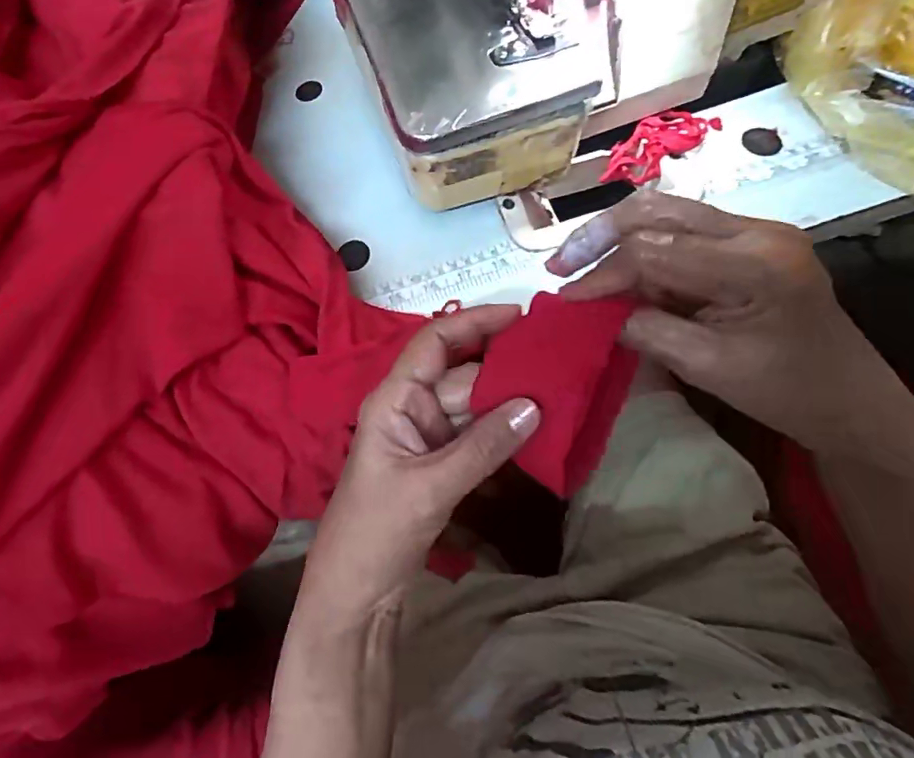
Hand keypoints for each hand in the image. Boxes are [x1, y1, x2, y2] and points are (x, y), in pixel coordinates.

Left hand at [298, 305, 539, 622]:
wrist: (354, 599)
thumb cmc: (376, 533)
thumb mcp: (430, 487)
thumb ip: (482, 447)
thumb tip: (534, 407)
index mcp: (395, 399)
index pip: (435, 342)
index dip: (474, 322)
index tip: (519, 314)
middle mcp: (412, 409)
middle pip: (464, 373)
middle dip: (506, 366)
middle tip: (557, 360)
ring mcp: (429, 437)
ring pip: (475, 405)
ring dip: (511, 400)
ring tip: (559, 389)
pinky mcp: (443, 464)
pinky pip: (479, 435)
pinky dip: (505, 431)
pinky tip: (538, 428)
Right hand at [546, 192, 897, 444]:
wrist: (851, 399)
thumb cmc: (788, 394)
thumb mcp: (710, 368)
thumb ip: (649, 329)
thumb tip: (599, 308)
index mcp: (756, 262)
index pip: (656, 250)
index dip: (604, 273)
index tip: (567, 298)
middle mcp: (758, 229)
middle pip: (660, 211)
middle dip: (603, 236)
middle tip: (562, 265)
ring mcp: (758, 229)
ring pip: (669, 212)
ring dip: (621, 237)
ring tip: (581, 263)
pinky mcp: (753, 239)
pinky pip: (686, 230)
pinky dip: (648, 247)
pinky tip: (624, 270)